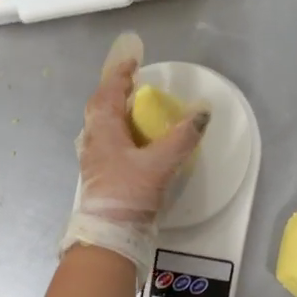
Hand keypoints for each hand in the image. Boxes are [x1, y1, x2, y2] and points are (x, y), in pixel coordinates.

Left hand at [60, 33, 209, 266]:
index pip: (109, 91)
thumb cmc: (128, 194)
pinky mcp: (100, 178)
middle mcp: (93, 141)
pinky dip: (120, 136)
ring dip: (116, 115)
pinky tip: (132, 144)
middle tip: (132, 83)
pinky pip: (108, 146)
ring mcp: (94, 161)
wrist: (109, 237)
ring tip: (134, 111)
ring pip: (102, 128)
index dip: (121, 73)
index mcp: (102, 129)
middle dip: (115, 92)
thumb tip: (203, 112)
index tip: (133, 60)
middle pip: (101, 108)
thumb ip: (182, 137)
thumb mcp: (160, 164)